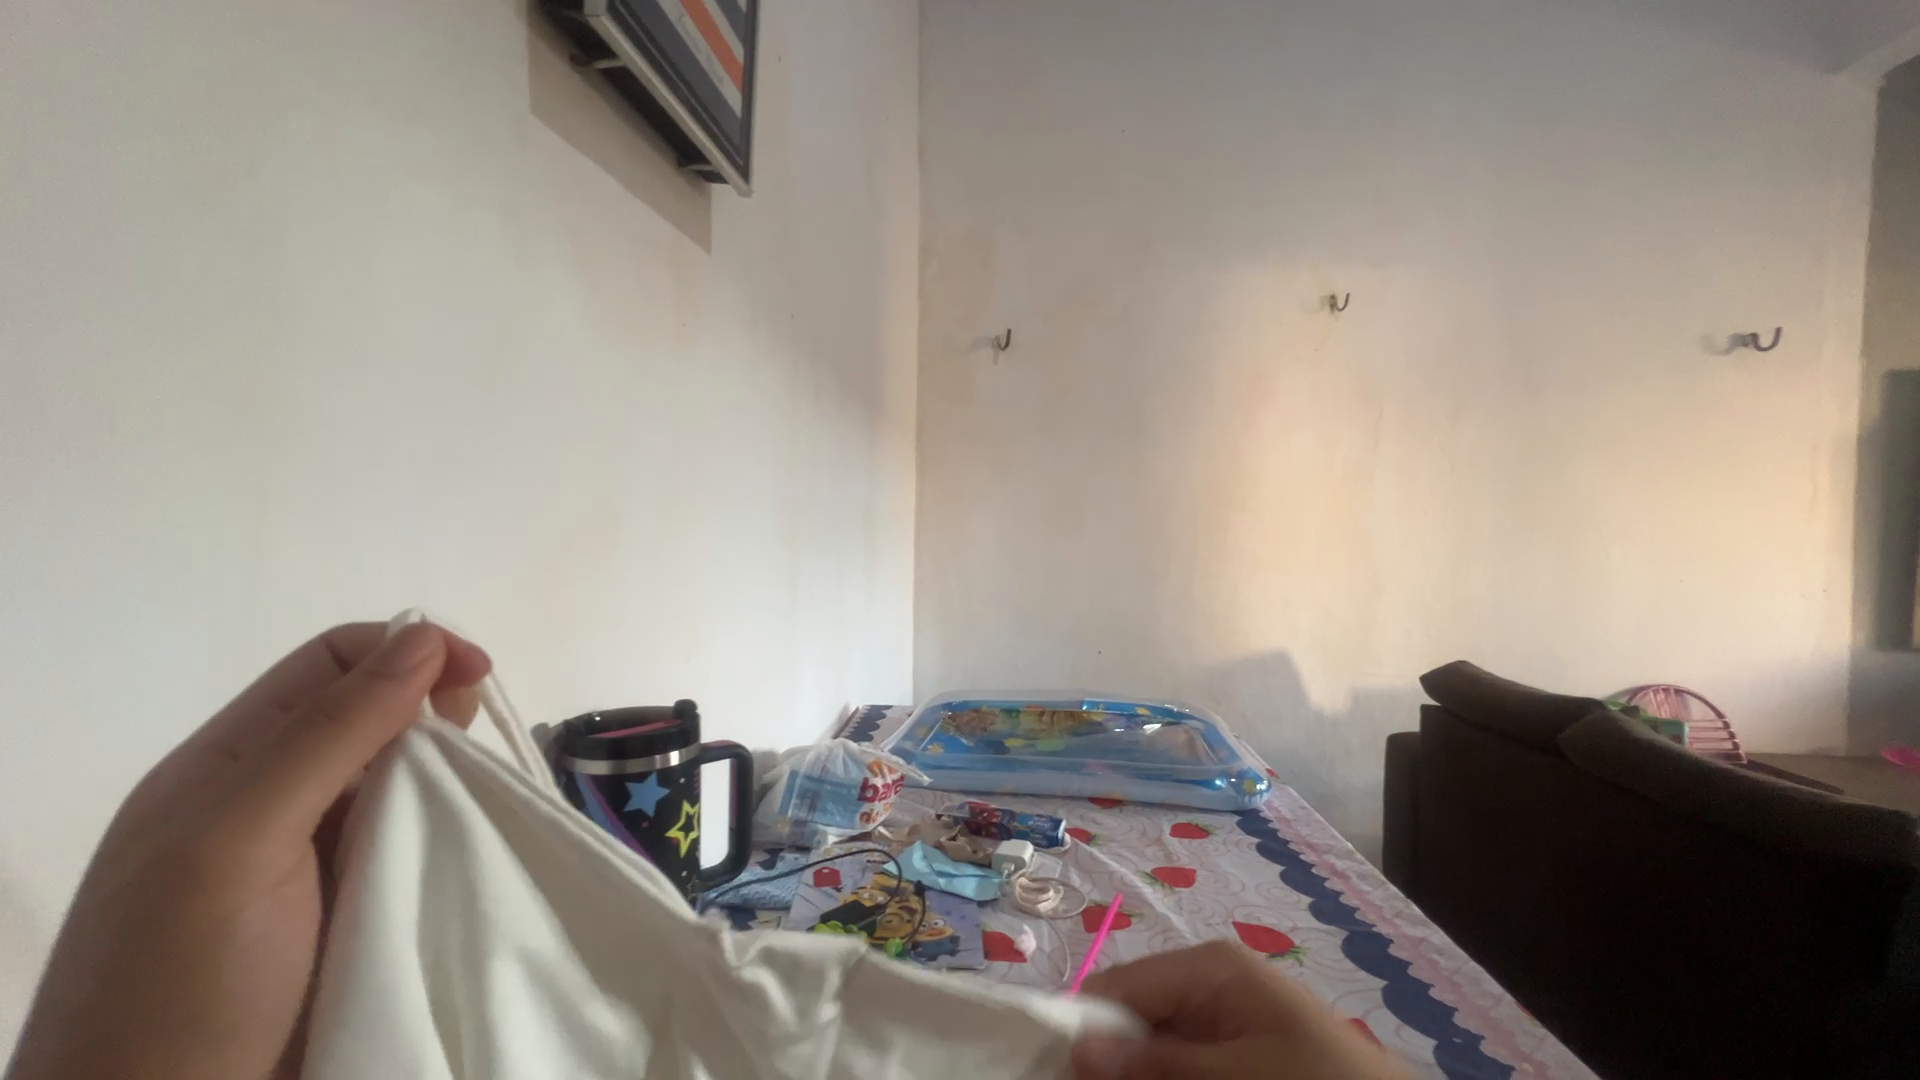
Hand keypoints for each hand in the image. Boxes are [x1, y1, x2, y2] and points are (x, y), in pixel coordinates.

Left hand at [6, 622, 489, 1079]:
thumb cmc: (183, 980)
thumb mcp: (239, 840)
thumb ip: (329, 733)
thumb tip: (425, 635)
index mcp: (232, 762)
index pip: (334, 661)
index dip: (410, 650)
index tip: (477, 678)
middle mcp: (278, 792)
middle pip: (378, 707)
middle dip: (436, 706)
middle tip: (466, 751)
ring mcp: (321, 847)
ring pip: (406, 767)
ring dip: (451, 765)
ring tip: (470, 798)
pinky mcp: (364, 893)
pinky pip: (420, 826)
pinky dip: (454, 816)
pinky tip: (467, 835)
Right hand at [1072, 941, 1411, 1079]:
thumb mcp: (1237, 1075)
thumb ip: (1158, 1063)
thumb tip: (1077, 1049)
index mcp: (1206, 967)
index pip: (1117, 985)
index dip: (1080, 1028)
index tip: (1049, 1071)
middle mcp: (1206, 983)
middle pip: (1130, 1018)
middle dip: (1108, 1058)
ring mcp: (1220, 1019)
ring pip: (1151, 1047)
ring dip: (1133, 1070)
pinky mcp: (1234, 1052)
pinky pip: (1179, 1062)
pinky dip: (1161, 1076)